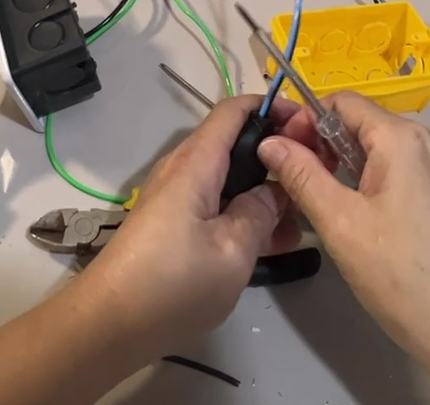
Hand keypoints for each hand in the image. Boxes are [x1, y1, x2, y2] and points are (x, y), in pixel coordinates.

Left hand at [0, 95, 299, 404]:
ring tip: (306, 212)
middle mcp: (185, 168)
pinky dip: (247, 212)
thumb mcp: (232, 250)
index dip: (271, 106)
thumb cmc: (174, 281)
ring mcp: (178, 196)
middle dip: (276, 151)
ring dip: (266, 188)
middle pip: (235, 142)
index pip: (234, 110)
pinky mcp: (175, 223)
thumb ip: (259, 213)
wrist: (111, 322)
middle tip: (317, 171)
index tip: (308, 122)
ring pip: (230, 177)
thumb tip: (276, 189)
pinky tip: (278, 241)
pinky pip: (218, 203)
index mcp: (197, 162)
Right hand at [259, 93, 429, 403]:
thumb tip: (270, 141)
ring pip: (388, 151)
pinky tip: (376, 227)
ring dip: (354, 167)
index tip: (287, 154)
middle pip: (366, 125)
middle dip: (329, 146)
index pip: (343, 102)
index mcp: (404, 138)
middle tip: (306, 186)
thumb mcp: (340, 224)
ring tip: (337, 210)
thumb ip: (301, 174)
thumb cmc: (405, 278)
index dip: (308, 121)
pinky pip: (412, 173)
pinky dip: (384, 184)